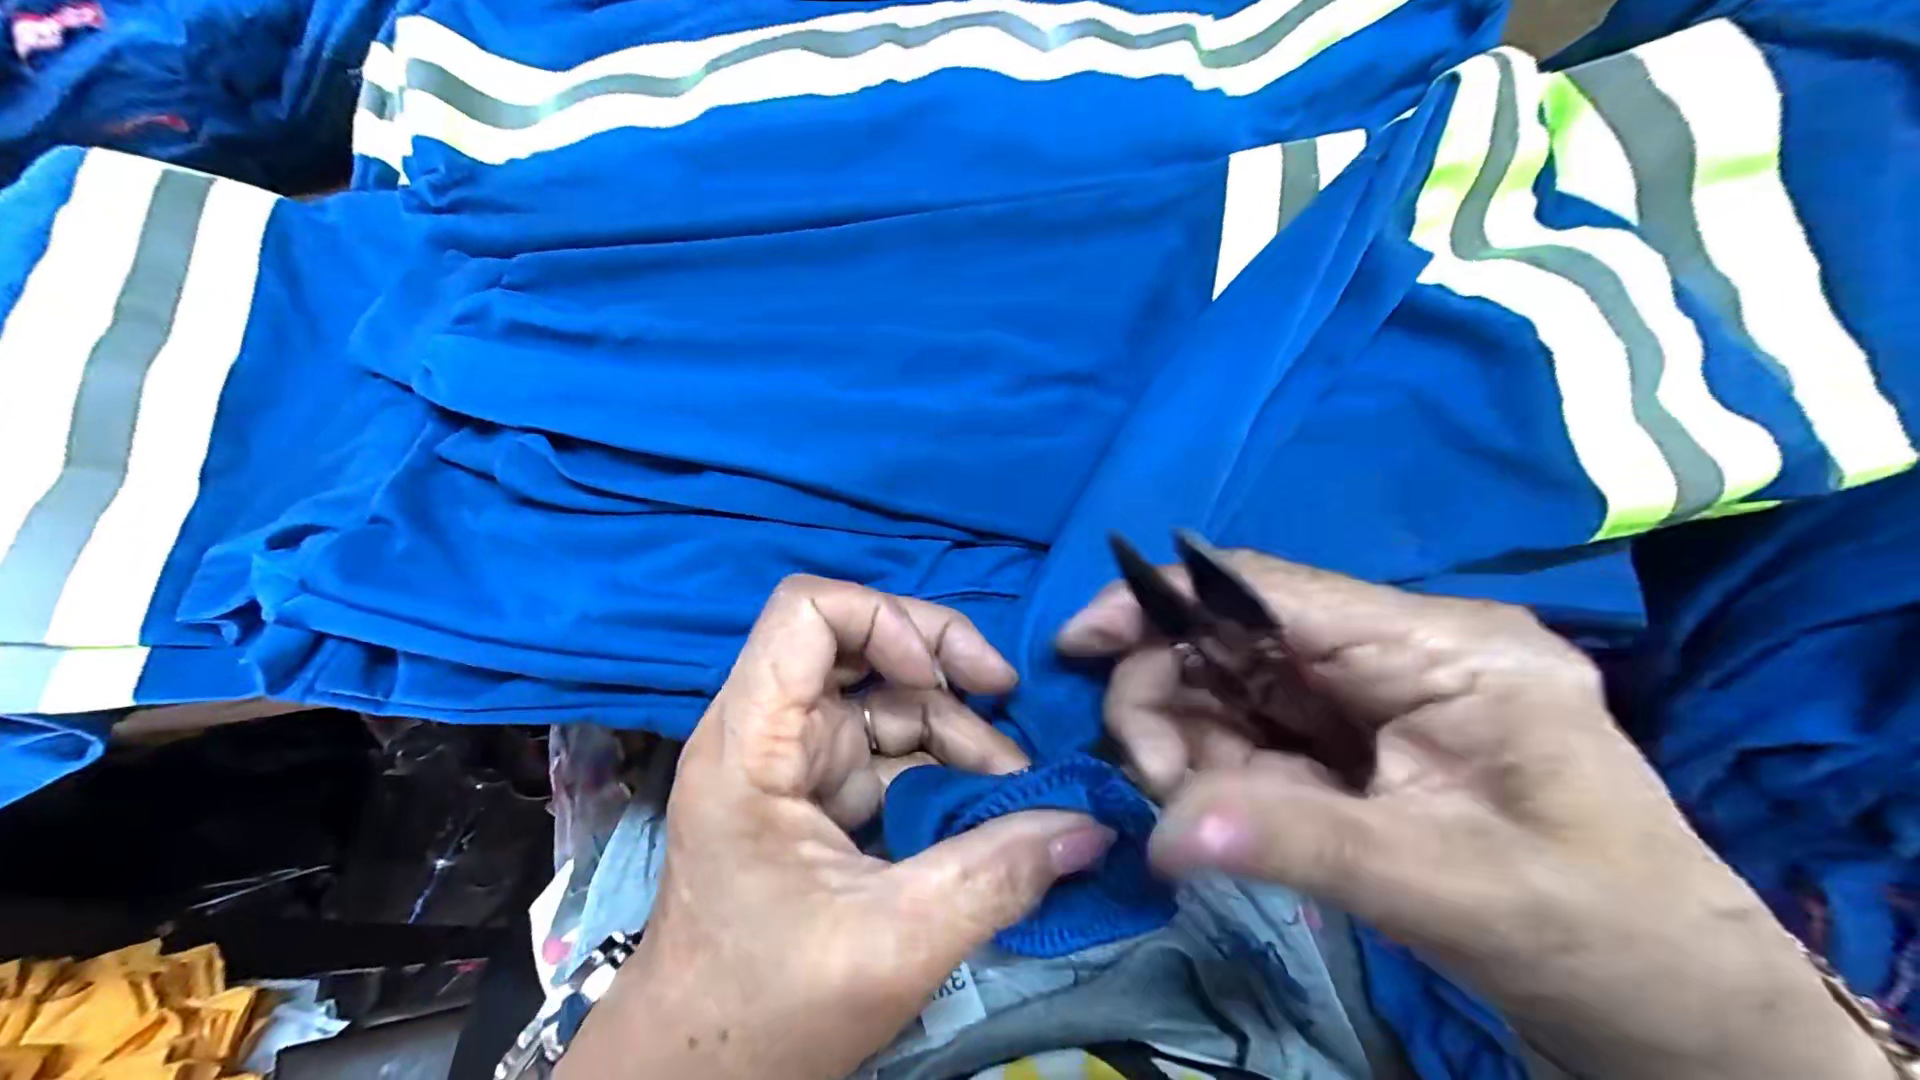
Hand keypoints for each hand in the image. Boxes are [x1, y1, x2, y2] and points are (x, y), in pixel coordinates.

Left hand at [559, 577, 1114, 1079]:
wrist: (701, 1072)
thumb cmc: (767, 1010)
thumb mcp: (893, 944)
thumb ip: (997, 876)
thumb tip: (1089, 825)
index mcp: (753, 743)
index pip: (805, 611)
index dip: (883, 618)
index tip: (940, 677)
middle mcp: (772, 728)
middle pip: (858, 635)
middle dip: (939, 654)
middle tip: (1004, 690)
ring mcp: (800, 753)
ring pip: (888, 691)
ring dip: (957, 722)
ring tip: (1015, 781)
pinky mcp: (824, 782)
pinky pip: (896, 742)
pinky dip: (946, 760)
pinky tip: (989, 799)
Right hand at [1059, 552, 1889, 1079]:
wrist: (1668, 1007)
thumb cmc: (1601, 933)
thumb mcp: (1454, 892)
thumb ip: (1301, 843)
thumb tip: (1162, 833)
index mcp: (1437, 648)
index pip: (1269, 591)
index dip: (1164, 599)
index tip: (1079, 638)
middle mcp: (1388, 651)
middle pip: (1230, 637)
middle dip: (1166, 694)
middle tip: (1150, 773)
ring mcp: (1359, 694)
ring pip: (1224, 684)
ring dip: (1179, 736)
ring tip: (1179, 800)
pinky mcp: (1340, 738)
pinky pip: (1241, 731)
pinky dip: (1204, 764)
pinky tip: (1204, 804)